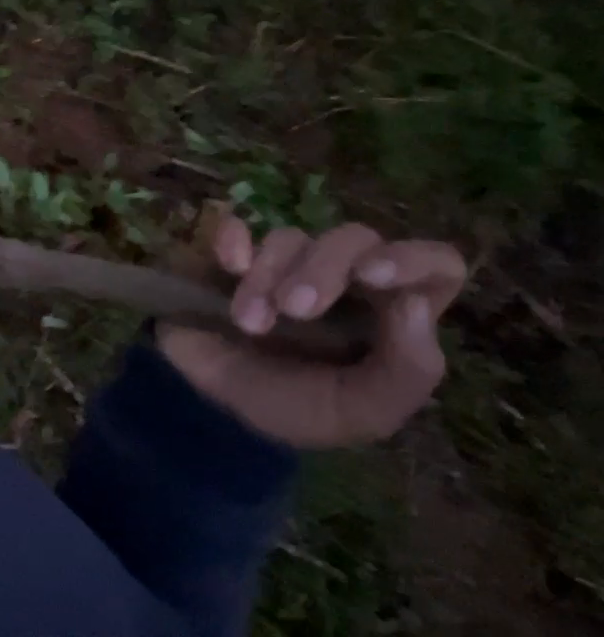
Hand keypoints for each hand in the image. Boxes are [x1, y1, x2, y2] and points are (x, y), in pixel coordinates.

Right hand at [157, 213, 466, 448]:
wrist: (206, 405)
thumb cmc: (294, 409)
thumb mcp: (361, 412)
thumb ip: (407, 371)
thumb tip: (414, 303)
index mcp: (391, 313)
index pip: (434, 264)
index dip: (413, 259)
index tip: (372, 275)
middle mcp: (344, 279)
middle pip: (352, 240)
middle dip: (321, 270)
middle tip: (294, 309)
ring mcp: (284, 264)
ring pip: (291, 238)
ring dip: (268, 276)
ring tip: (247, 322)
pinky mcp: (232, 258)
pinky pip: (236, 229)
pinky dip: (232, 240)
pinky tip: (228, 266)